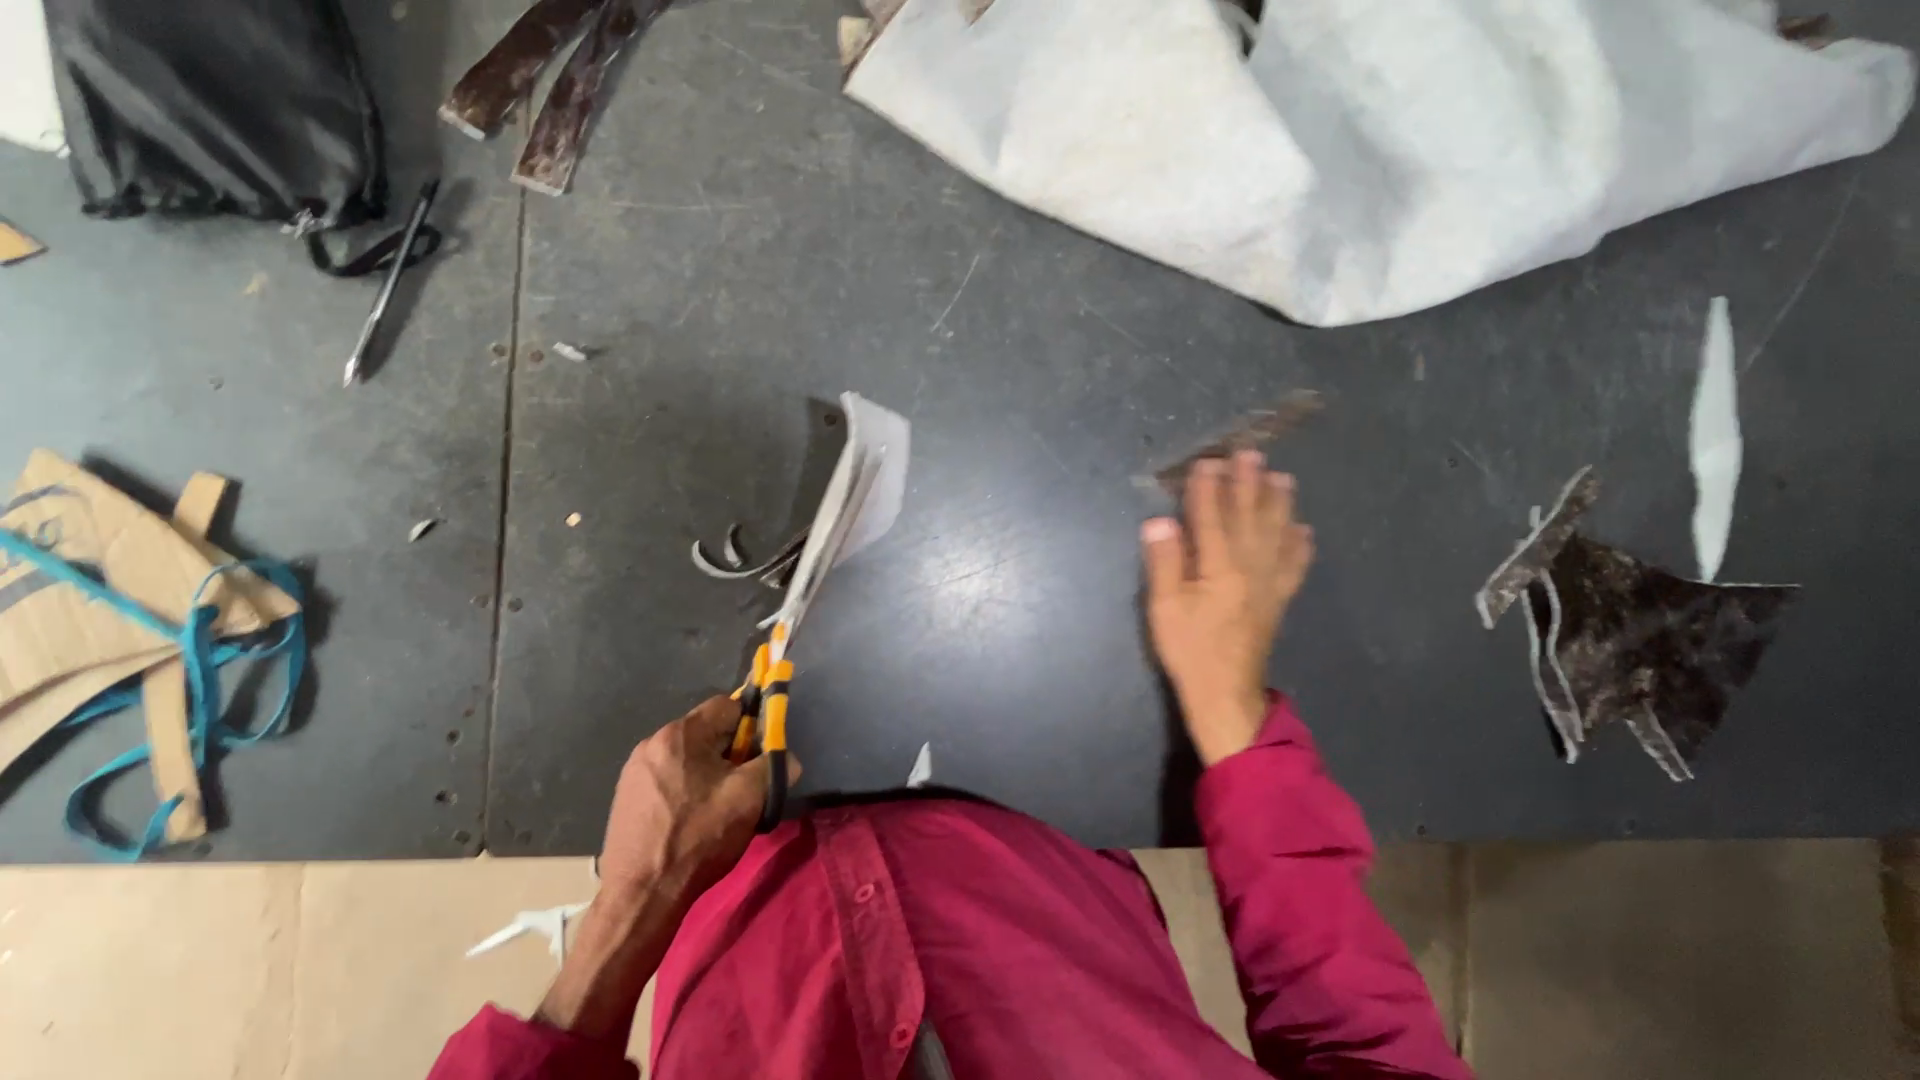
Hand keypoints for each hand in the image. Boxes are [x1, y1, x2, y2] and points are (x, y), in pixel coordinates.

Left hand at [536, 697, 796, 1040]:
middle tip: (741, 788)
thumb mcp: (749, 799)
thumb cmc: (698, 839)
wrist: (642, 895)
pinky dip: (685, 790)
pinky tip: (689, 822)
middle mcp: (652, 743)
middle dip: (730, 753)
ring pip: (687, 757)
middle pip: (706, 732)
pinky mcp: (625, 796)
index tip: (760, 756)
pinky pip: (667, 778)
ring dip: (707, 773)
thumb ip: (774, 766)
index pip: (728, 705)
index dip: (752, 725)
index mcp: (680, 735)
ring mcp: (634, 770)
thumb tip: (786, 759)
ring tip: (716, 809)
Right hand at [1141, 451, 1314, 765]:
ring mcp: (1269, 583)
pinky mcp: (1279, 600)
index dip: (1208, 488)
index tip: (1208, 461)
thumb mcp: (1164, 608)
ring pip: (1277, 534)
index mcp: (1218, 568)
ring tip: (1282, 478)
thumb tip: (1159, 522)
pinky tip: (1304, 530)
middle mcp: (1249, 568)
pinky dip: (1300, 546)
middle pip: (1249, 517)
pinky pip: (1294, 566)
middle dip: (1248, 484)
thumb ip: (1164, 563)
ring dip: (1279, 504)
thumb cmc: (1189, 649)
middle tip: (1251, 454)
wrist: (1225, 692)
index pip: (1211, 518)